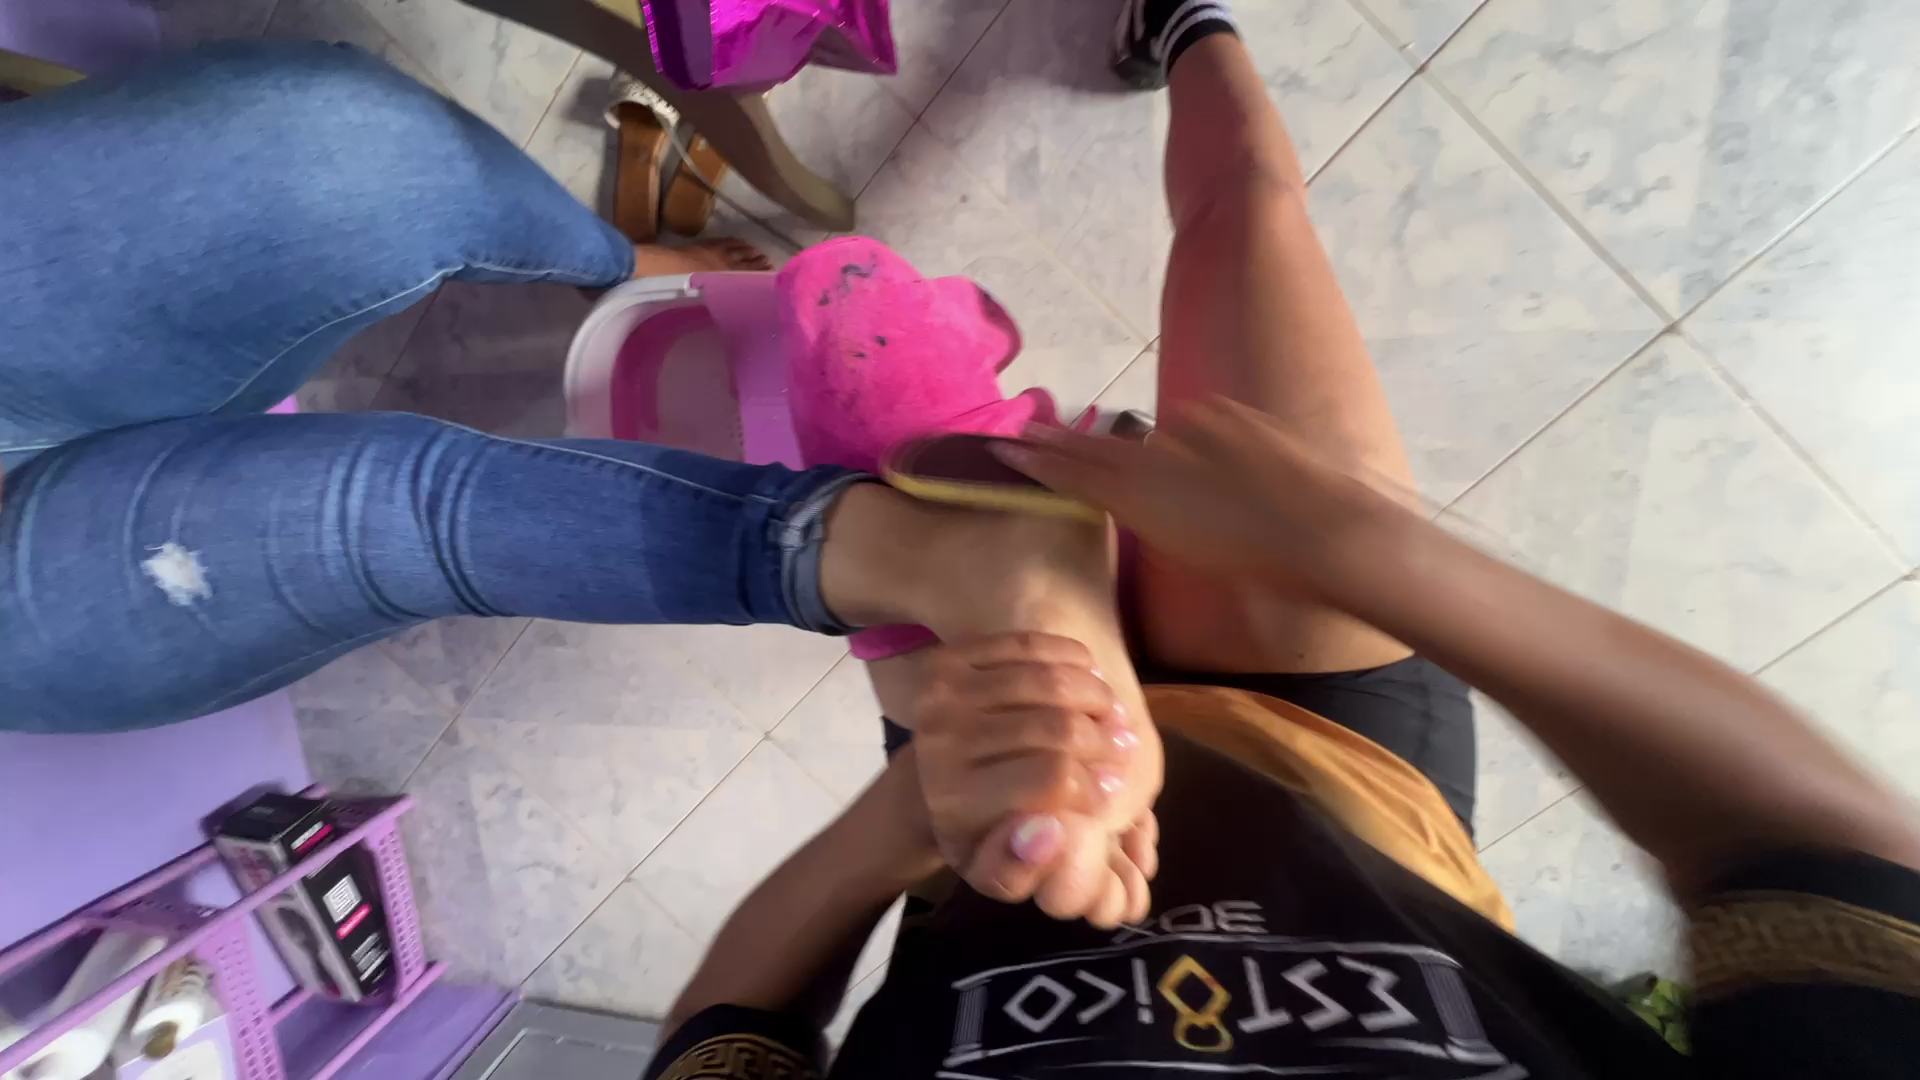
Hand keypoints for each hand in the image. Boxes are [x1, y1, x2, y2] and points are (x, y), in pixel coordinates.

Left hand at [906, 632, 1156, 927]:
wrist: (925, 782)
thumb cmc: (975, 829)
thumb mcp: (994, 872)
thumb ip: (1020, 869)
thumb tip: (1052, 832)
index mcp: (958, 798)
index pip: (1053, 778)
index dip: (1096, 783)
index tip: (1112, 787)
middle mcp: (944, 740)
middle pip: (1056, 726)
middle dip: (1104, 738)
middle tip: (1121, 745)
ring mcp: (944, 692)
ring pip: (1049, 681)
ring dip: (1096, 695)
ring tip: (1110, 713)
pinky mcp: (949, 657)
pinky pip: (1028, 645)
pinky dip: (1071, 657)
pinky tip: (1088, 675)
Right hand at [993, 397, 1412, 597]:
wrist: (1329, 533)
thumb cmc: (1256, 562)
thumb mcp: (1186, 549)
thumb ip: (1148, 515)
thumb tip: (1133, 496)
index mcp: (1141, 495)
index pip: (1075, 470)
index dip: (1037, 459)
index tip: (1005, 446)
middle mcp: (1158, 456)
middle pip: (1094, 444)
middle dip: (1057, 439)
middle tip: (1024, 430)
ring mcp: (1195, 432)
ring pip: (1141, 437)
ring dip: (1116, 444)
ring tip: (1086, 441)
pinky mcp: (1230, 419)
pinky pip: (1190, 428)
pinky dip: (1180, 442)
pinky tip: (1182, 452)